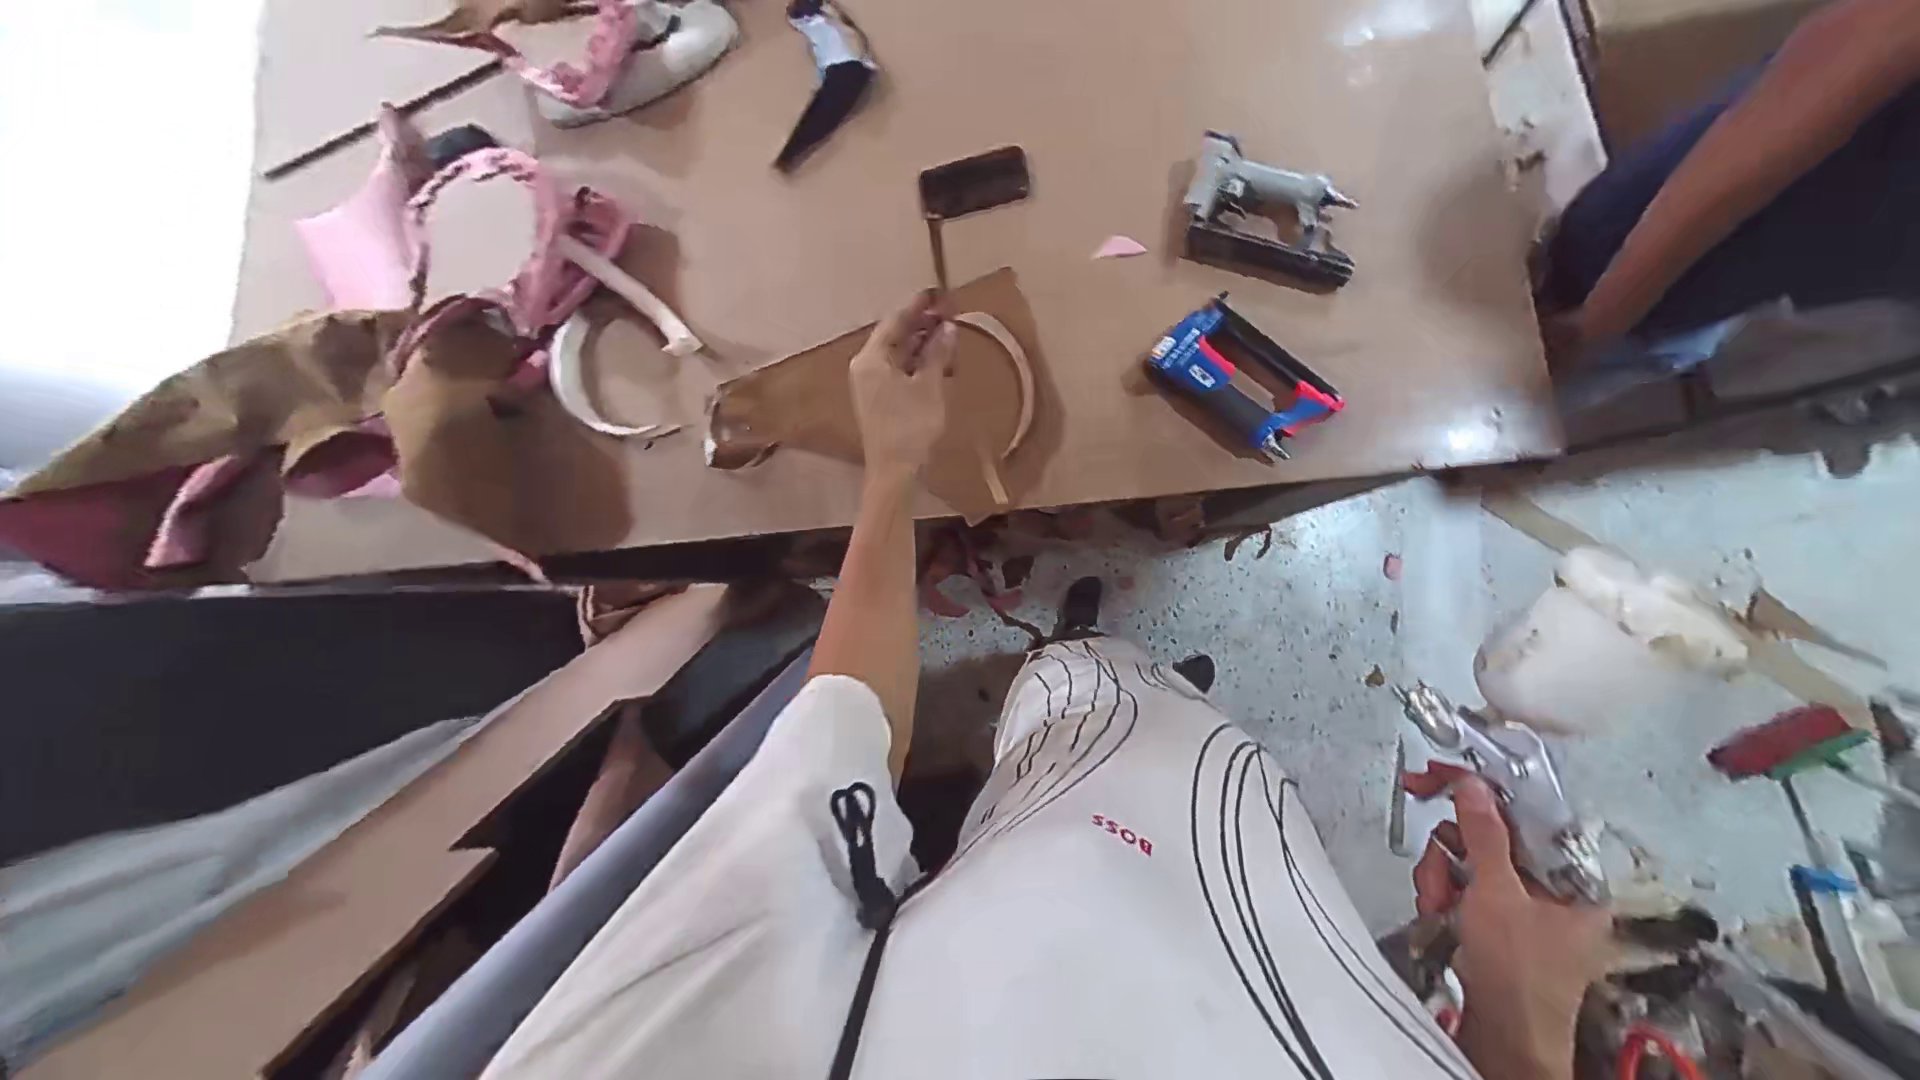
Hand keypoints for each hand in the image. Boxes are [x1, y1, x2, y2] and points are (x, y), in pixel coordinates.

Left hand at [849, 290, 957, 482]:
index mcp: (871, 359)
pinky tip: (937, 361)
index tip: (936, 293)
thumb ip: (937, 354)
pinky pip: (899, 371)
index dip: (917, 306)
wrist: (895, 471)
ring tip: (948, 334)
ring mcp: (871, 385)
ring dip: (922, 345)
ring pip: (898, 355)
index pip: (894, 321)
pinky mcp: (880, 400)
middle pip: (895, 337)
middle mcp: (866, 367)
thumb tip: (947, 328)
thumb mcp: (929, 387)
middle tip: (948, 313)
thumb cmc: (910, 427)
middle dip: (922, 325)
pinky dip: (917, 364)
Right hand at [1414, 778, 1608, 1079]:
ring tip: (1438, 903)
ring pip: (1464, 859)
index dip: (1485, 792)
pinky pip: (1457, 883)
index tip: (1443, 774)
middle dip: (1451, 848)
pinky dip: (1440, 892)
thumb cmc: (1515, 966)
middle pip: (1488, 837)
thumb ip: (1484, 834)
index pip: (1528, 816)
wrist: (1503, 1040)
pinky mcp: (1490, 918)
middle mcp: (1549, 887)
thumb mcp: (1498, 893)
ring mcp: (1517, 904)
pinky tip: (1437, 912)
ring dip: (1440, 874)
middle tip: (1428, 845)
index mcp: (1573, 881)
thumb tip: (1473, 780)